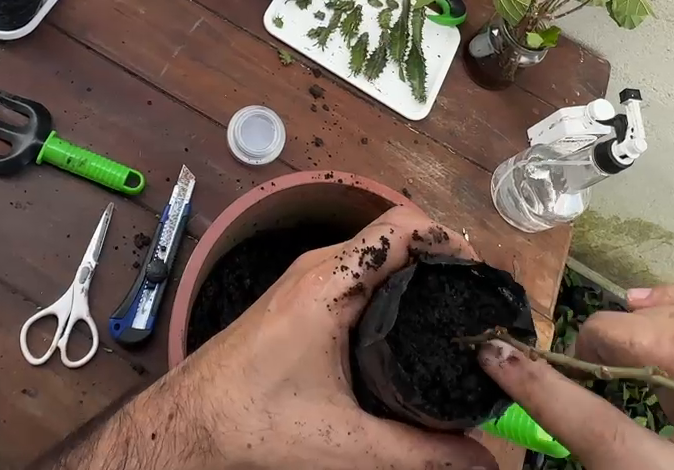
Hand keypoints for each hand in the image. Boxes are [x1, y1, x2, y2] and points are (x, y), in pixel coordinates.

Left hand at [151, 206, 496, 469]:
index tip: (480, 272)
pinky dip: (390, 275)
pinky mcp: (299, 291)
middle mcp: (319, 265)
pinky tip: (406, 315)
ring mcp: (306, 274)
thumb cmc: (257, 422)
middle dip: (439, 252)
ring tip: (451, 303)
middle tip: (475, 294)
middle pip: (392, 232)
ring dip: (414, 262)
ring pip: (373, 247)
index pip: (399, 228)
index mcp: (330, 283)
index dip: (446, 238)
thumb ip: (419, 455)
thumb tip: (483, 460)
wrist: (190, 420)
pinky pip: (356, 265)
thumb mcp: (345, 445)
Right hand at [476, 284, 673, 469]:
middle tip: (585, 356)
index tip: (496, 353)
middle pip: (669, 356)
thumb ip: (592, 449)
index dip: (540, 385)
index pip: (600, 428)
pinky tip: (670, 304)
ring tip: (624, 317)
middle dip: (608, 337)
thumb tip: (531, 383)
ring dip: (658, 312)